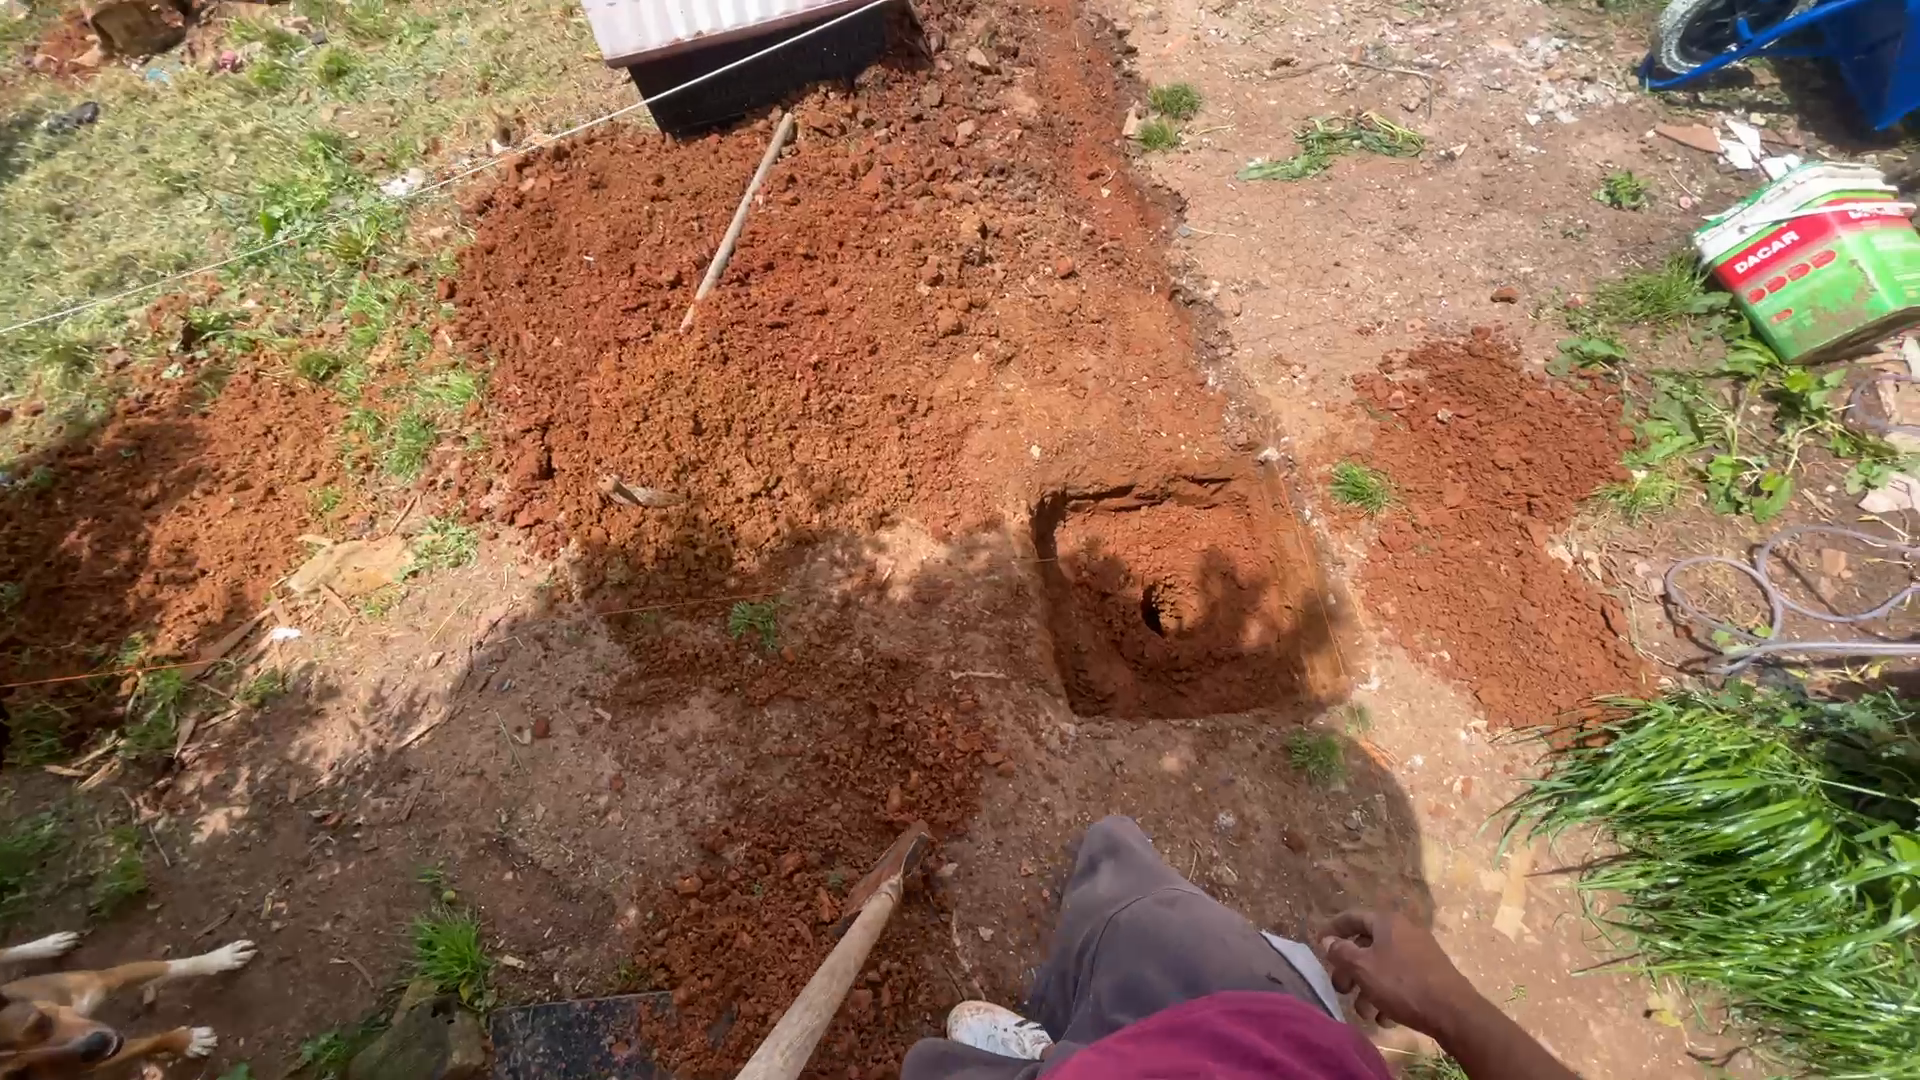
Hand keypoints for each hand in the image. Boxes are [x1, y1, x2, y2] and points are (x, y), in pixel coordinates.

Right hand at [1317, 909, 1481, 1035]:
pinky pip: (1402, 980)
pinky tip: (1384, 1017)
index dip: (1332, 930)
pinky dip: (1388, 994)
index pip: (1351, 918)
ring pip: (1384, 967)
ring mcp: (1421, 954)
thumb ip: (1340, 952)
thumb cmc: (1402, 983)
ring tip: (1363, 1012)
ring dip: (1368, 988)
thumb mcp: (1362, 967)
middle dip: (1350, 970)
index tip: (1319, 945)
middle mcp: (1404, 932)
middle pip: (1367, 946)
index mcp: (1387, 922)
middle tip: (1341, 989)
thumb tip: (1327, 941)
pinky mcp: (1433, 977)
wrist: (1457, 1015)